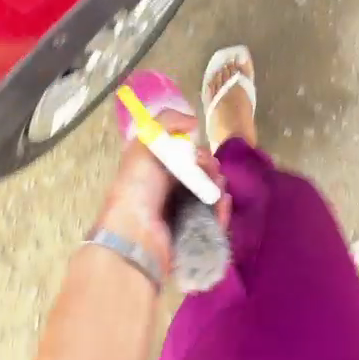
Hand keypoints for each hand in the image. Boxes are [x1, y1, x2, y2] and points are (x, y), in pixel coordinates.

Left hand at [93, 110, 229, 275]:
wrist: (136, 237)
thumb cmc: (137, 187)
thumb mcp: (144, 144)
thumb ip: (167, 122)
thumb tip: (194, 122)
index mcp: (154, 171)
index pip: (182, 154)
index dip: (194, 149)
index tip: (198, 149)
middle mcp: (168, 191)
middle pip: (199, 172)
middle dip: (209, 166)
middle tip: (209, 168)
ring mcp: (182, 215)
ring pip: (210, 193)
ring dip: (217, 185)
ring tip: (216, 187)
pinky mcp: (195, 235)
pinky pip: (215, 218)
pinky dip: (222, 209)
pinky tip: (222, 202)